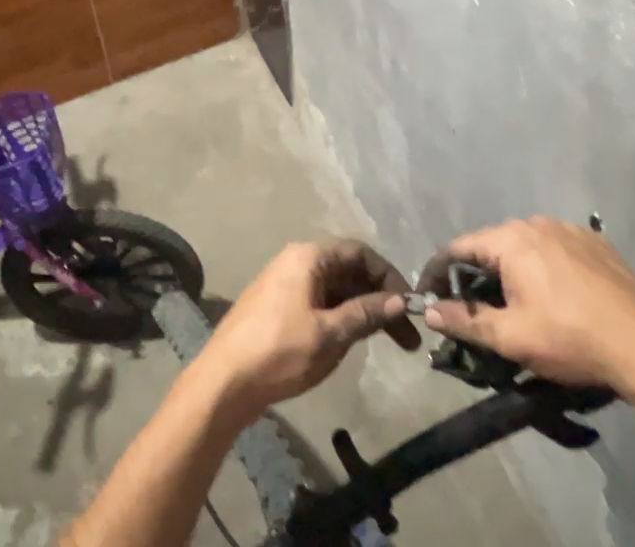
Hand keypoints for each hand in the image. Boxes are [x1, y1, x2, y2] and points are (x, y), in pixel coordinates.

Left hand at [193, 240, 420, 416]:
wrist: (224, 381)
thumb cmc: (279, 351)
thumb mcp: (330, 334)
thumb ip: (366, 313)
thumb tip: (400, 301)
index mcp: (308, 257)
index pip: (360, 253)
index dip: (389, 276)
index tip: (409, 307)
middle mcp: (296, 262)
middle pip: (349, 271)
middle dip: (380, 299)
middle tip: (408, 336)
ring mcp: (286, 285)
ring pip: (336, 289)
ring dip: (364, 311)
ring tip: (389, 342)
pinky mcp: (279, 307)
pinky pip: (321, 302)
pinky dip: (343, 317)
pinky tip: (356, 340)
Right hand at [418, 218, 634, 406]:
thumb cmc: (570, 339)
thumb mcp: (509, 337)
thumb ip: (464, 320)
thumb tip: (429, 311)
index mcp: (511, 240)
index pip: (457, 248)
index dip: (436, 273)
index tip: (429, 299)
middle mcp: (538, 224)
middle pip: (491, 244)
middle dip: (473, 274)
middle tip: (469, 308)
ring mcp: (572, 230)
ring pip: (525, 246)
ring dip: (509, 270)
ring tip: (510, 303)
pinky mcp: (598, 244)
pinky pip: (555, 250)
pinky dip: (542, 268)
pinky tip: (552, 297)